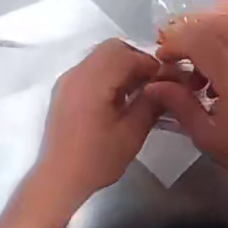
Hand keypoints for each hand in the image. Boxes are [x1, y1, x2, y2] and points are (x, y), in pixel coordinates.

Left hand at [29, 39, 162, 210]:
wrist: (58, 178)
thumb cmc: (96, 160)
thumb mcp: (131, 134)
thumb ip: (150, 104)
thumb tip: (167, 86)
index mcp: (93, 81)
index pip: (128, 55)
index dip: (152, 64)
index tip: (168, 80)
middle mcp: (76, 73)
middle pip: (112, 49)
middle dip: (137, 61)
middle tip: (154, 84)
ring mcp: (67, 81)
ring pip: (100, 57)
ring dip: (122, 67)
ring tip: (138, 94)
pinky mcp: (63, 91)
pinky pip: (89, 70)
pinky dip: (107, 76)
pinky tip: (118, 100)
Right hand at [145, 14, 227, 210]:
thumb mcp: (206, 135)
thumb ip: (179, 104)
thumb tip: (153, 86)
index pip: (199, 40)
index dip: (175, 44)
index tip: (162, 61)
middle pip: (217, 25)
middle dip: (191, 36)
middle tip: (177, 61)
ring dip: (210, 42)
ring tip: (199, 77)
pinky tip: (222, 80)